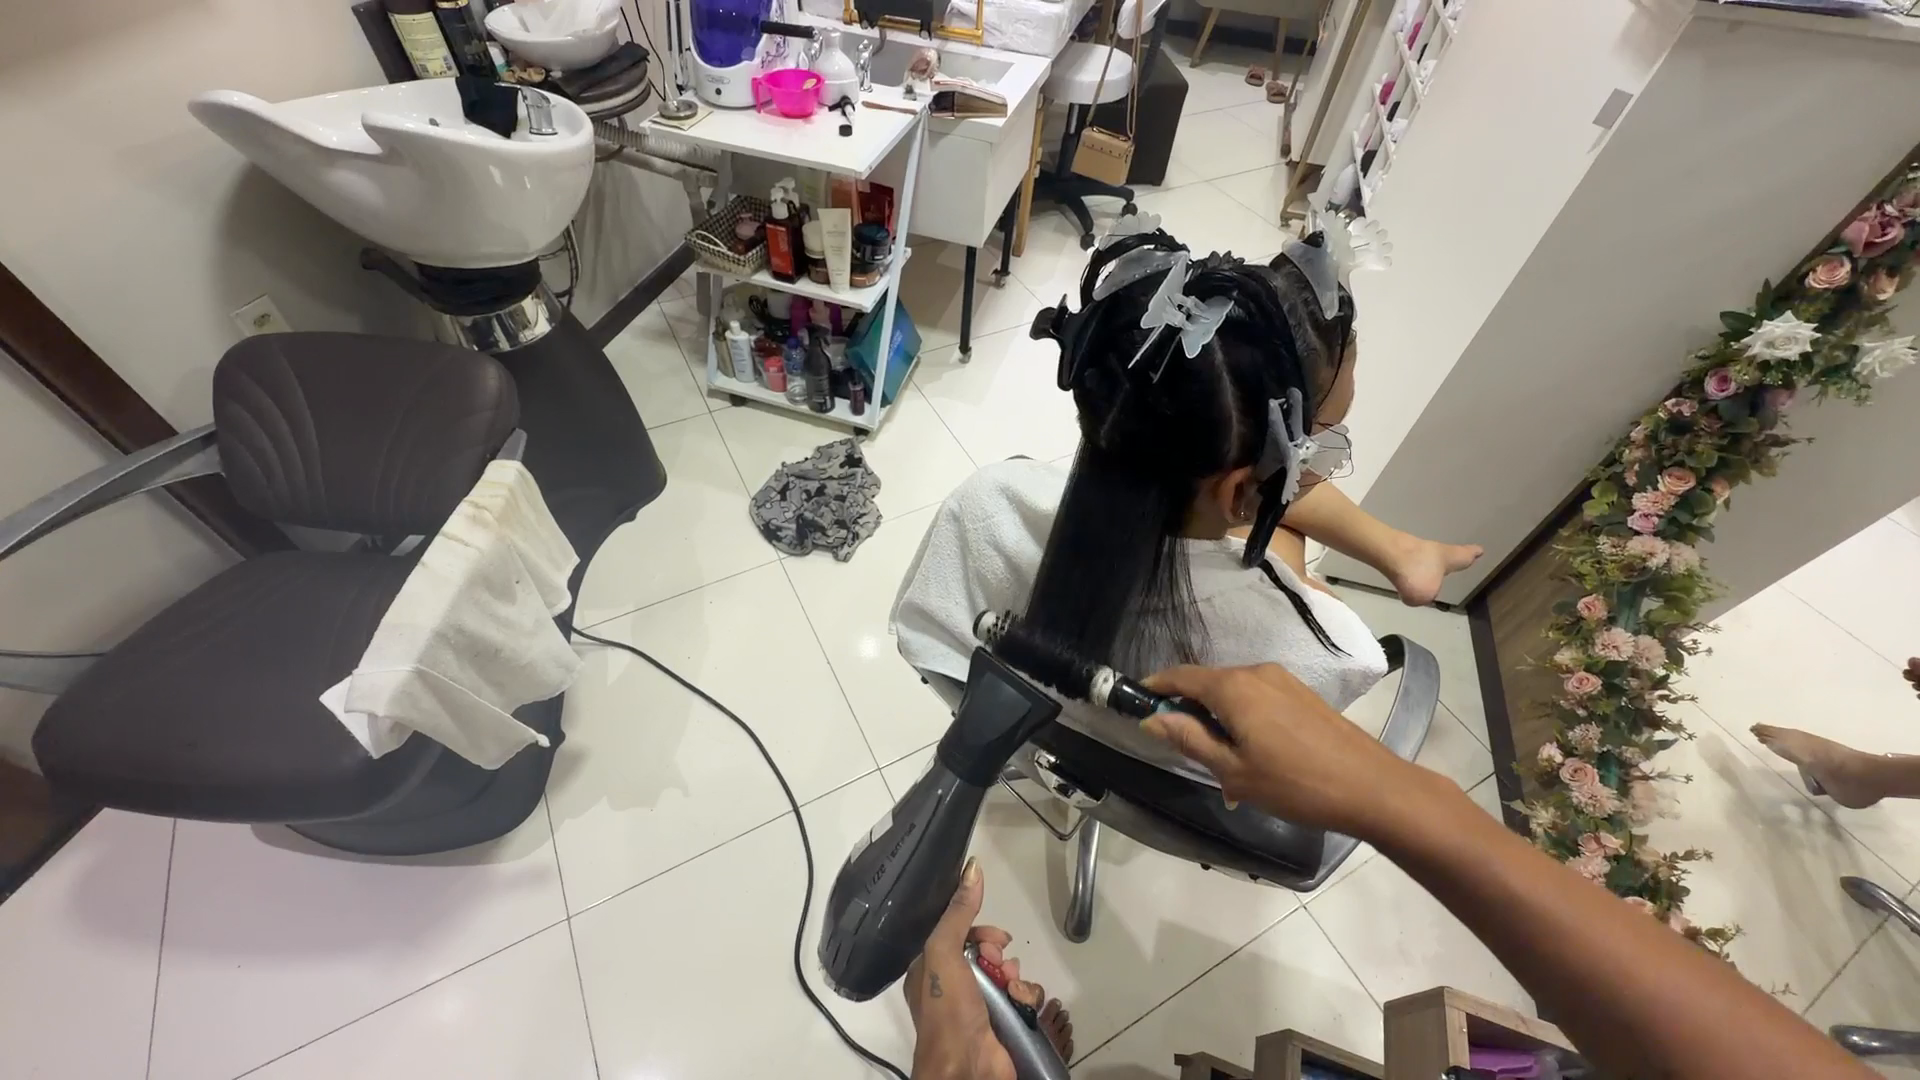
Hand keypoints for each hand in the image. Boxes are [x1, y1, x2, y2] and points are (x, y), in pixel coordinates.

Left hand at [903, 859, 1015, 1079]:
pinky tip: (1021, 1002)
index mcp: (929, 970)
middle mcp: (953, 988)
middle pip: (986, 952)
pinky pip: (1023, 997)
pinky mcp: (1006, 1024)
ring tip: (1013, 987)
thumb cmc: (947, 1009)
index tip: (994, 936)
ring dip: (1015, 975)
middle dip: (998, 951)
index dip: (978, 930)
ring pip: (1008, 973)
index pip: (957, 934)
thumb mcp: (944, 951)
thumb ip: (959, 911)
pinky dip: (1026, 996)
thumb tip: (973, 866)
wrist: (968, 1069)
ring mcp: (981, 1008)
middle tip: (1001, 962)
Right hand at [1141, 663, 1434, 836]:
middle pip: (1207, 682)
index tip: (1136, 703)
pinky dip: (1242, 716)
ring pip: (1233, 691)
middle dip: (1187, 708)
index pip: (1180, 676)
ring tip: (1221, 759)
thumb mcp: (1233, 771)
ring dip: (1217, 716)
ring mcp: (1282, 680)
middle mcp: (1255, 672)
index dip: (1155, 687)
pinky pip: (1257, 697)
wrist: (1373, 788)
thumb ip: (1189, 739)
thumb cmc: (1295, 784)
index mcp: (1233, 687)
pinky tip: (1252, 752)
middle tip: (1180, 745)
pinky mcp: (1301, 693)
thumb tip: (1151, 720)